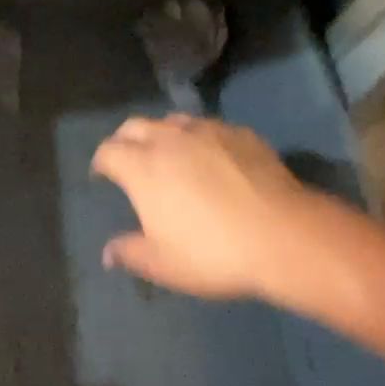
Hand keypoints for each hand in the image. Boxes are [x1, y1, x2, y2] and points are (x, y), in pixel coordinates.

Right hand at [92, 115, 368, 310]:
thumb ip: (130, 253)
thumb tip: (108, 252)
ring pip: (173, 120)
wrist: (283, 235)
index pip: (108, 151)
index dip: (101, 162)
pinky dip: (200, 139)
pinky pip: (209, 128)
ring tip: (169, 154)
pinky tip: (212, 159)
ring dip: (162, 134)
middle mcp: (169, 139)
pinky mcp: (240, 133)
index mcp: (142, 167)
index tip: (102, 176)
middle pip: (135, 126)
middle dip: (125, 139)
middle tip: (128, 159)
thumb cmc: (213, 252)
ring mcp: (207, 131)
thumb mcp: (164, 265)